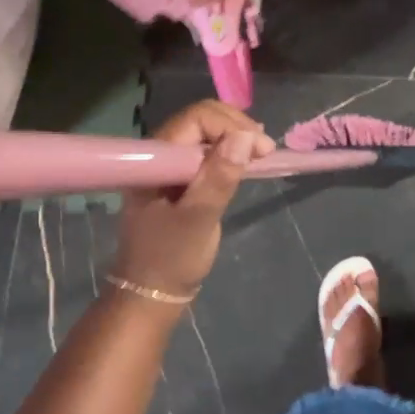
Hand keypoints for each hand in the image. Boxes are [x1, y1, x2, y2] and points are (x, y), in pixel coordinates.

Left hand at [113, 101, 274, 299]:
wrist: (150, 294)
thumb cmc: (171, 258)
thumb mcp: (198, 219)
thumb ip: (219, 177)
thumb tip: (244, 137)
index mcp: (155, 159)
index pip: (196, 119)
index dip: (231, 126)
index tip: (261, 149)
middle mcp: (160, 154)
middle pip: (202, 119)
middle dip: (236, 127)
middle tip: (265, 150)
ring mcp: (169, 165)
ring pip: (206, 132)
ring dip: (235, 136)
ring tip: (260, 153)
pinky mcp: (180, 177)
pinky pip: (206, 149)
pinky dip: (229, 150)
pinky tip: (245, 160)